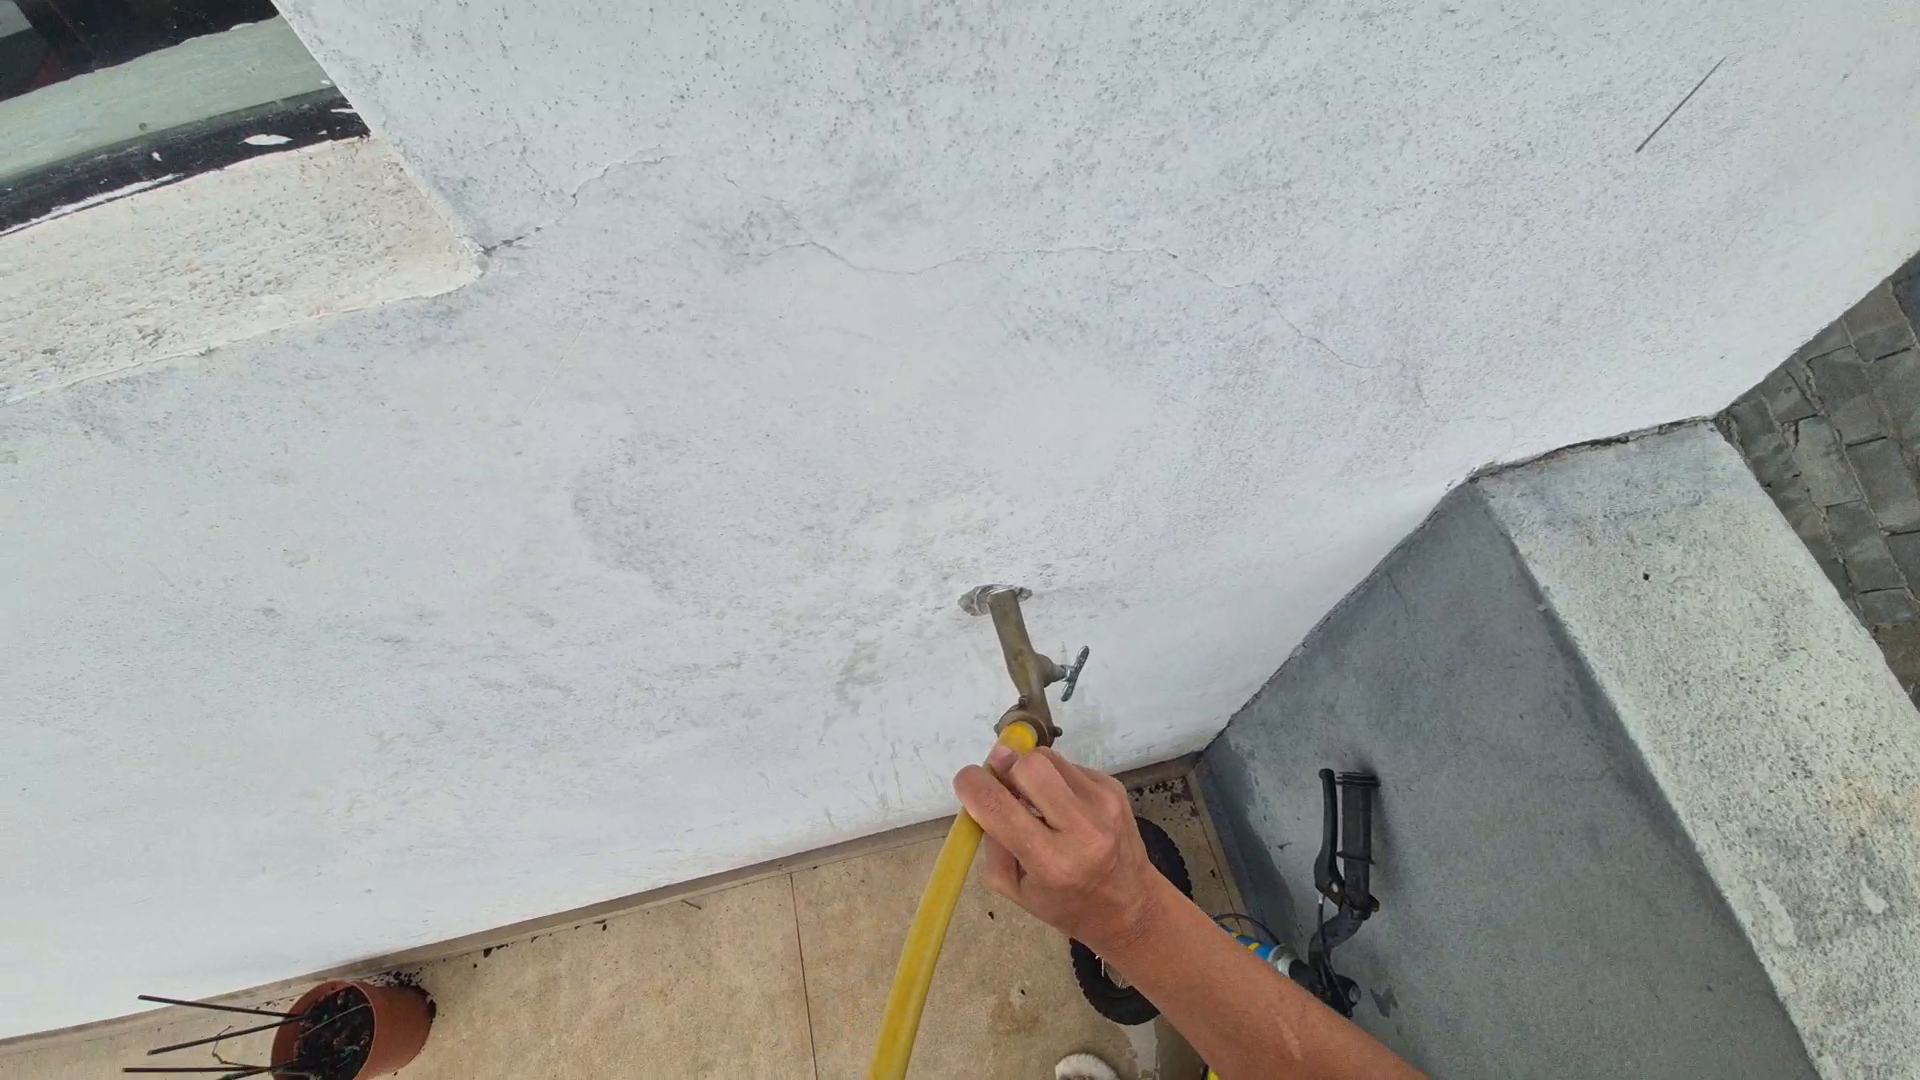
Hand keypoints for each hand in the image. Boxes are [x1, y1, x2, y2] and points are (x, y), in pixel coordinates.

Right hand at [952, 745, 1174, 957]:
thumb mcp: (1016, 890)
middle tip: (1003, 785)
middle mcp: (1082, 829)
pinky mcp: (1114, 788)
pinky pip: (1068, 765)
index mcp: (1052, 863)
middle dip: (1007, 769)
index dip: (972, 784)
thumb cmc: (1065, 904)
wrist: (1131, 906)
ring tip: (1036, 799)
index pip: (999, 807)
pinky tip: (1061, 804)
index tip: (965, 781)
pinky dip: (1055, 777)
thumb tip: (985, 787)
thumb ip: (992, 841)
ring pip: (1048, 757)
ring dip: (1030, 770)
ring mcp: (1103, 804)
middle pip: (1029, 765)